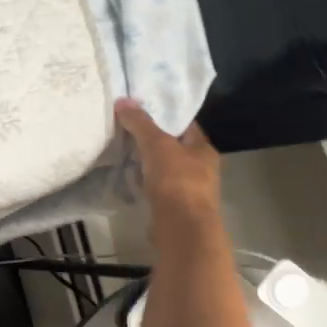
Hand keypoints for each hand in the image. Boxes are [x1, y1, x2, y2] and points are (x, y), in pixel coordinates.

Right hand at [116, 97, 221, 246]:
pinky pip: (160, 187)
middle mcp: (202, 167)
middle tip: (127, 131)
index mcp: (204, 148)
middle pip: (176, 147)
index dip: (165, 116)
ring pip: (167, 168)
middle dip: (154, 140)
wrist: (181, 225)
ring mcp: (190, 188)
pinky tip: (130, 181)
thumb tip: (123, 100)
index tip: (142, 111)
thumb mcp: (157, 145)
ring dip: (149, 163)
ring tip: (124, 155)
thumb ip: (140, 123)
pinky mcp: (176, 206)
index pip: (185, 125)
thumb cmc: (176, 181)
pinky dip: (146, 182)